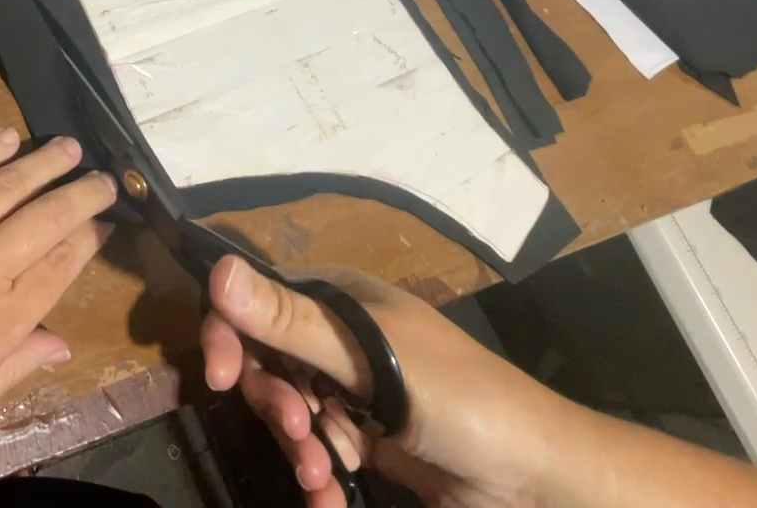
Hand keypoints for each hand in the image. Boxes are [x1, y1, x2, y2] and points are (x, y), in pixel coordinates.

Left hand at [0, 127, 115, 476]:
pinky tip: (8, 137)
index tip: (105, 223)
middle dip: (83, 193)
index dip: (88, 240)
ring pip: (8, 184)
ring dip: (44, 162)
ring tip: (70, 147)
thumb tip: (61, 342)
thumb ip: (9, 369)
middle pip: (47, 218)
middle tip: (104, 178)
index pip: (61, 267)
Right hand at [199, 255, 570, 507]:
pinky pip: (315, 444)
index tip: (217, 377)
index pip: (256, 298)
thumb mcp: (370, 358)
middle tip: (299, 435)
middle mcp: (336, 333)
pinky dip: (316, 471)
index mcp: (337, 296)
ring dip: (295, 443)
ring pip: (287, 406)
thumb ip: (290, 320)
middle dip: (273, 401)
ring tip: (321, 478)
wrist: (539, 484)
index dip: (229, 332)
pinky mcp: (363, 432)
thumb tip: (218, 270)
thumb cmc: (459, 398)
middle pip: (265, 358)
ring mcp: (349, 384)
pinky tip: (329, 498)